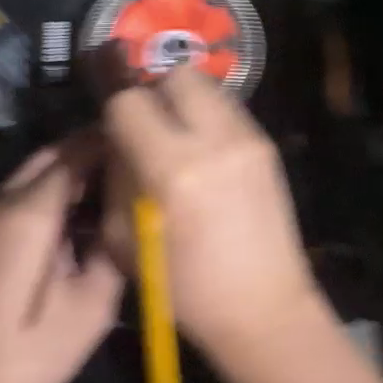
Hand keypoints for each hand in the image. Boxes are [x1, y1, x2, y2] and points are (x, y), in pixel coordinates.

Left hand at [0, 146, 124, 382]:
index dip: (108, 142)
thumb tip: (129, 212)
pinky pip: (23, 195)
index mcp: (31, 213)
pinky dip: (53, 191)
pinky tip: (82, 213)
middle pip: (51, 156)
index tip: (142, 141)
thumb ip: (113, 247)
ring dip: (71, 170)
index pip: (74, 154)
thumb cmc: (36, 349)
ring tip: (114, 183)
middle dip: (89, 150)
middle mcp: (4, 203)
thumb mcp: (93, 304)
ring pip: (34, 173)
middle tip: (130, 158)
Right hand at [104, 69, 323, 357]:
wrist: (263, 308)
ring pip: (205, 84)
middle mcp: (213, 140)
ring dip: (183, 101)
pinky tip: (204, 152)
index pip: (130, 101)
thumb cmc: (185, 288)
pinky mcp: (267, 143)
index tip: (115, 131)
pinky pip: (227, 107)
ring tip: (177, 136)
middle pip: (175, 74)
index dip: (115, 112)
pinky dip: (208, 116)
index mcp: (172, 169)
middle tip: (148, 125)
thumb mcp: (124, 239)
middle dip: (154, 93)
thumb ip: (116, 177)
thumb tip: (116, 141)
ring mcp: (247, 138)